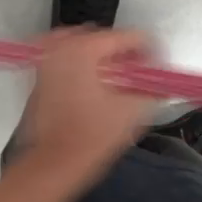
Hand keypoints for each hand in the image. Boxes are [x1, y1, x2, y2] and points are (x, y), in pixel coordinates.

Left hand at [14, 28, 152, 185]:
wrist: (54, 164)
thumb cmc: (93, 137)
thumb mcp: (133, 111)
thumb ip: (152, 89)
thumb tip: (163, 83)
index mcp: (84, 49)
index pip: (127, 37)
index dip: (149, 52)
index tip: (158, 68)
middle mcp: (61, 48)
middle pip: (102, 39)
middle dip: (123, 55)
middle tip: (139, 75)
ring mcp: (46, 64)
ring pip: (82, 51)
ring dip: (102, 61)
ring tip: (117, 83)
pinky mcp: (38, 82)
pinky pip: (66, 65)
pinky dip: (82, 70)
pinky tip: (95, 90)